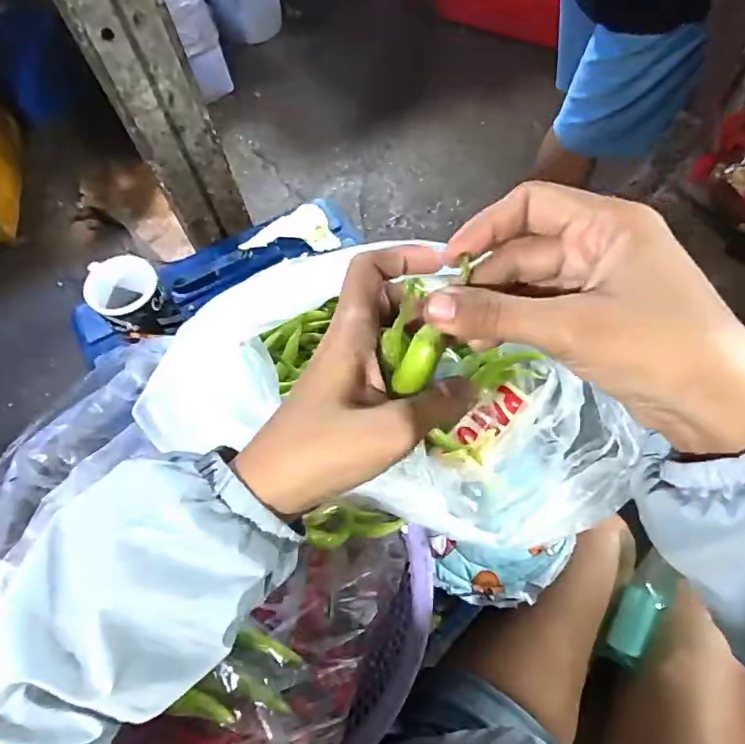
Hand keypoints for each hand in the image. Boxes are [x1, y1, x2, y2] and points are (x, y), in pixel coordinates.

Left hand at [233, 247, 473, 516]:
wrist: (272, 487)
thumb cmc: (325, 450)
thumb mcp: (391, 431)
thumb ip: (437, 404)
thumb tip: (472, 385)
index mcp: (351, 333)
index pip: (369, 268)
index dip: (405, 256)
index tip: (446, 268)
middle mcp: (351, 340)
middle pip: (393, 301)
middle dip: (432, 308)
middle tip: (470, 331)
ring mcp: (351, 367)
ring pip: (396, 336)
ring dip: (429, 343)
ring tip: (465, 361)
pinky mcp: (354, 392)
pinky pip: (392, 366)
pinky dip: (418, 371)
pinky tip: (441, 394)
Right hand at [425, 182, 744, 455]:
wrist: (721, 406)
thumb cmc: (655, 349)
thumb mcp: (571, 329)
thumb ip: (498, 315)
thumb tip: (431, 306)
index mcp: (608, 224)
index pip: (530, 203)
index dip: (483, 228)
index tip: (447, 264)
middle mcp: (603, 243)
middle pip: (527, 248)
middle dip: (485, 279)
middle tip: (446, 315)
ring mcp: (602, 281)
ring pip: (534, 283)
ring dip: (498, 305)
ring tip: (462, 336)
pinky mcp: (600, 315)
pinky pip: (547, 308)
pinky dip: (519, 322)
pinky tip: (489, 342)